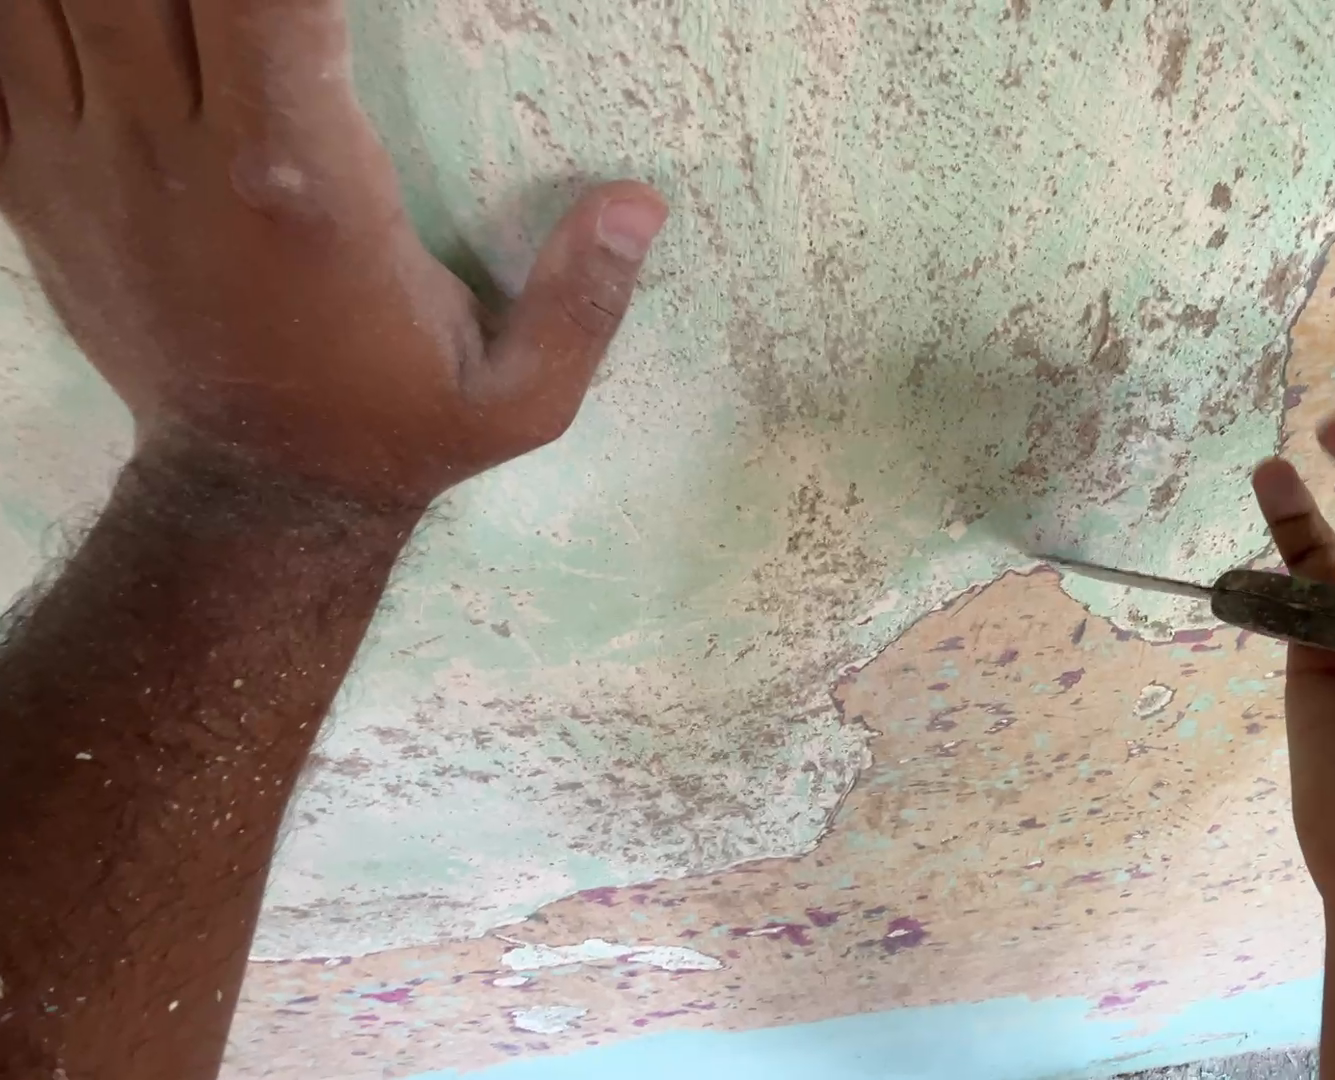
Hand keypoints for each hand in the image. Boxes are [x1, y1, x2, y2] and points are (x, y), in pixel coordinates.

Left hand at [0, 1, 666, 506]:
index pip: (280, 7)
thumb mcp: (530, 397)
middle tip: (302, 11)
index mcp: (313, 194)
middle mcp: (183, 153)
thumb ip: (585, 301)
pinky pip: (9, 32)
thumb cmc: (409, 433)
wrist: (268, 491)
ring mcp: (83, 154)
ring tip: (226, 20)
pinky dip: (61, 8)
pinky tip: (138, 28)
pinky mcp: (32, 171)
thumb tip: (643, 204)